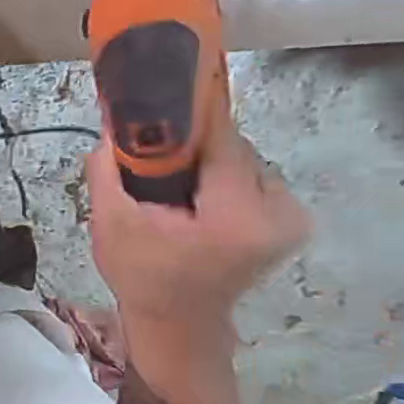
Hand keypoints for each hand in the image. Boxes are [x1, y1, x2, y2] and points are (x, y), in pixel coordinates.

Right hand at [86, 114, 309, 338]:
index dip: (195, 115)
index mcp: (238, 216)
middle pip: (234, 150)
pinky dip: (220, 178)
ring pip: (243, 162)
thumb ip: (110, 171)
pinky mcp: (291, 219)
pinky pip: (251, 177)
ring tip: (171, 183)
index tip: (172, 83)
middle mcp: (280, 211)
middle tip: (152, 156)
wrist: (177, 320)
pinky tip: (194, 196)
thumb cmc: (141, 274)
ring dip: (205, 162)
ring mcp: (293, 216)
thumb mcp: (112, 223)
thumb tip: (110, 125)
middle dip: (191, 147)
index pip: (223, 144)